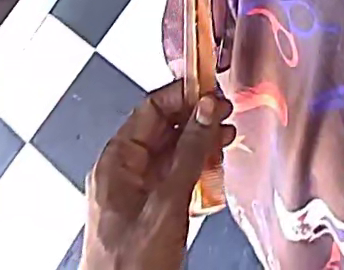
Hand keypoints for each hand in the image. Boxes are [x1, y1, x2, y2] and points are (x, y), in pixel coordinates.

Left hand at [80, 80, 235, 269]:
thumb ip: (190, 152)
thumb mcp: (167, 203)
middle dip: (197, 119)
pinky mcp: (152, 212)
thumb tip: (208, 108)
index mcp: (117, 160)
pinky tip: (215, 169)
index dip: (183, 95)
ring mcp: (138, 192)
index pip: (152, 108)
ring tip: (226, 138)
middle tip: (226, 115)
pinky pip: (176, 176)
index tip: (213, 92)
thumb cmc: (130, 266)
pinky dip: (197, 168)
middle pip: (164, 128)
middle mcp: (125, 171)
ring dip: (201, 142)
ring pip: (173, 151)